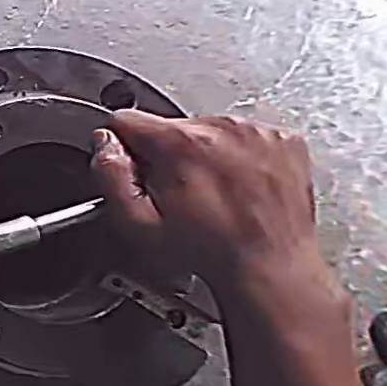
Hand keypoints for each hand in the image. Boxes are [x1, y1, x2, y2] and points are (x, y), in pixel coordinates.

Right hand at [89, 110, 321, 294]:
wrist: (269, 266)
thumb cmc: (207, 249)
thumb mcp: (136, 221)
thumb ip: (110, 174)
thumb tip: (105, 142)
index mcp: (181, 144)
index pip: (127, 119)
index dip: (124, 147)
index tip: (139, 171)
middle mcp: (221, 129)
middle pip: (167, 125)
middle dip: (165, 153)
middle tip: (178, 192)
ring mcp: (256, 133)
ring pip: (204, 129)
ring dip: (201, 153)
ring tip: (211, 191)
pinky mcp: (282, 139)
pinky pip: (240, 135)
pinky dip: (235, 155)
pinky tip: (236, 184)